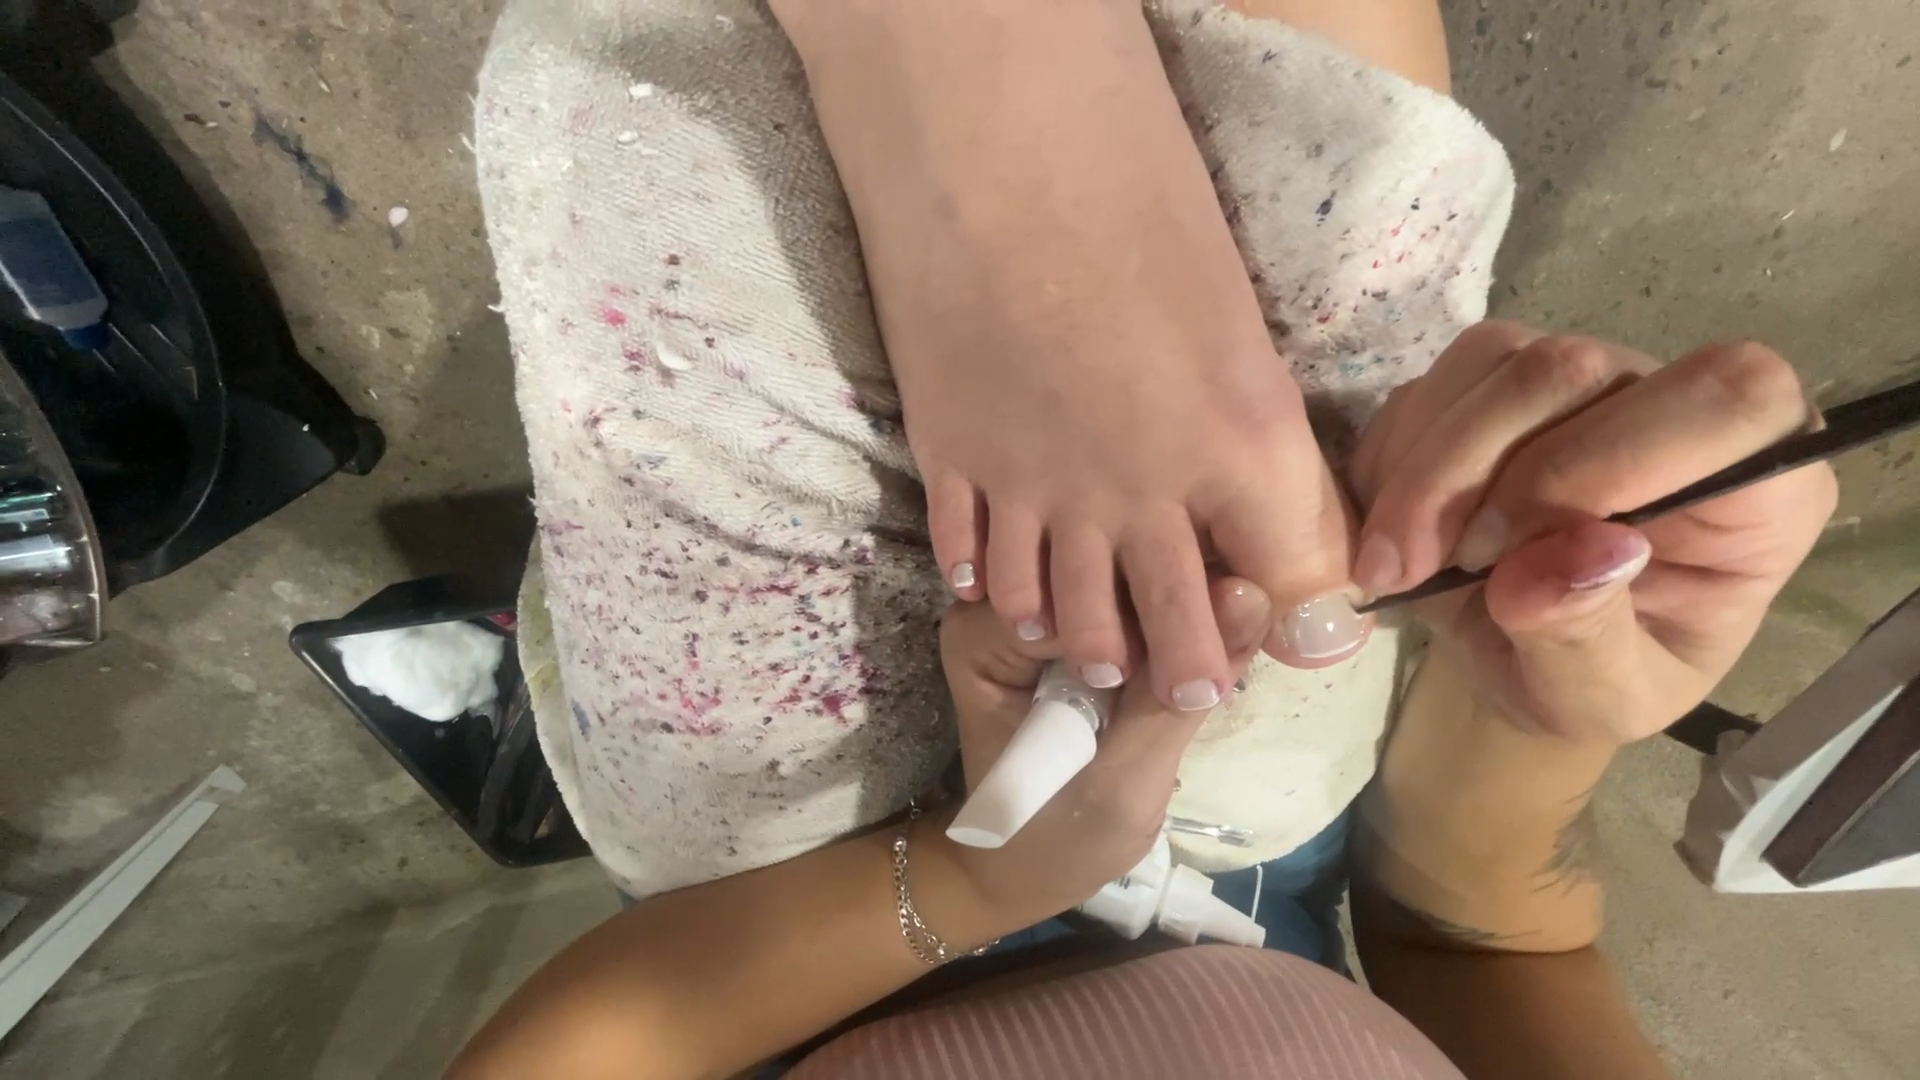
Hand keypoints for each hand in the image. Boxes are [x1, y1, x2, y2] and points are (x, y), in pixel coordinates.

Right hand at [777, 0, 1361, 717]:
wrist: (992, 148)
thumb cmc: (1133, 191)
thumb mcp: (1232, 308)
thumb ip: (1244, 418)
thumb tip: (1243, 483)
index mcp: (1236, 444)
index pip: (1294, 578)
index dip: (1300, 619)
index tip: (1290, 632)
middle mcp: (1136, 493)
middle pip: (1173, 625)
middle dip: (1192, 669)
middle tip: (1193, 689)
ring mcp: (1033, 489)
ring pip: (1062, 611)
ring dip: (1083, 642)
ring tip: (1091, 659)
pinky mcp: (953, 464)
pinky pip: (972, 555)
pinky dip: (989, 584)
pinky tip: (994, 593)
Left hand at [933, 577, 1274, 924]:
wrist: (1022, 863)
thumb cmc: (1055, 837)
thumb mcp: (1121, 781)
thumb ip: (1176, 697)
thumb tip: (1249, 594)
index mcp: (983, 631)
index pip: (1090, 581)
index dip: (1165, 606)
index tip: (1225, 646)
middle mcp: (1001, 601)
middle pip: (1107, 569)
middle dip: (1180, 602)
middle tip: (1235, 650)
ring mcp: (1035, 607)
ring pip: (1126, 581)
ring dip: (1185, 612)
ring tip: (1230, 650)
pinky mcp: (1067, 624)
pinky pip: (1129, 605)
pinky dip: (1172, 626)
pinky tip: (1212, 648)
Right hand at [1348, 321, 1837, 743]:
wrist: (1504, 654)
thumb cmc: (1578, 681)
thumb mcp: (1596, 701)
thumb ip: (1584, 642)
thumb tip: (1553, 568)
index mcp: (1753, 485)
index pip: (1721, 403)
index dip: (1594, 467)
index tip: (1499, 562)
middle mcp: (1664, 406)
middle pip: (1563, 372)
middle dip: (1459, 479)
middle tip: (1405, 571)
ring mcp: (1570, 384)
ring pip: (1487, 365)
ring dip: (1413, 472)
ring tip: (1389, 559)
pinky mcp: (1485, 386)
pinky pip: (1422, 389)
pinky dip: (1385, 462)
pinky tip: (1386, 526)